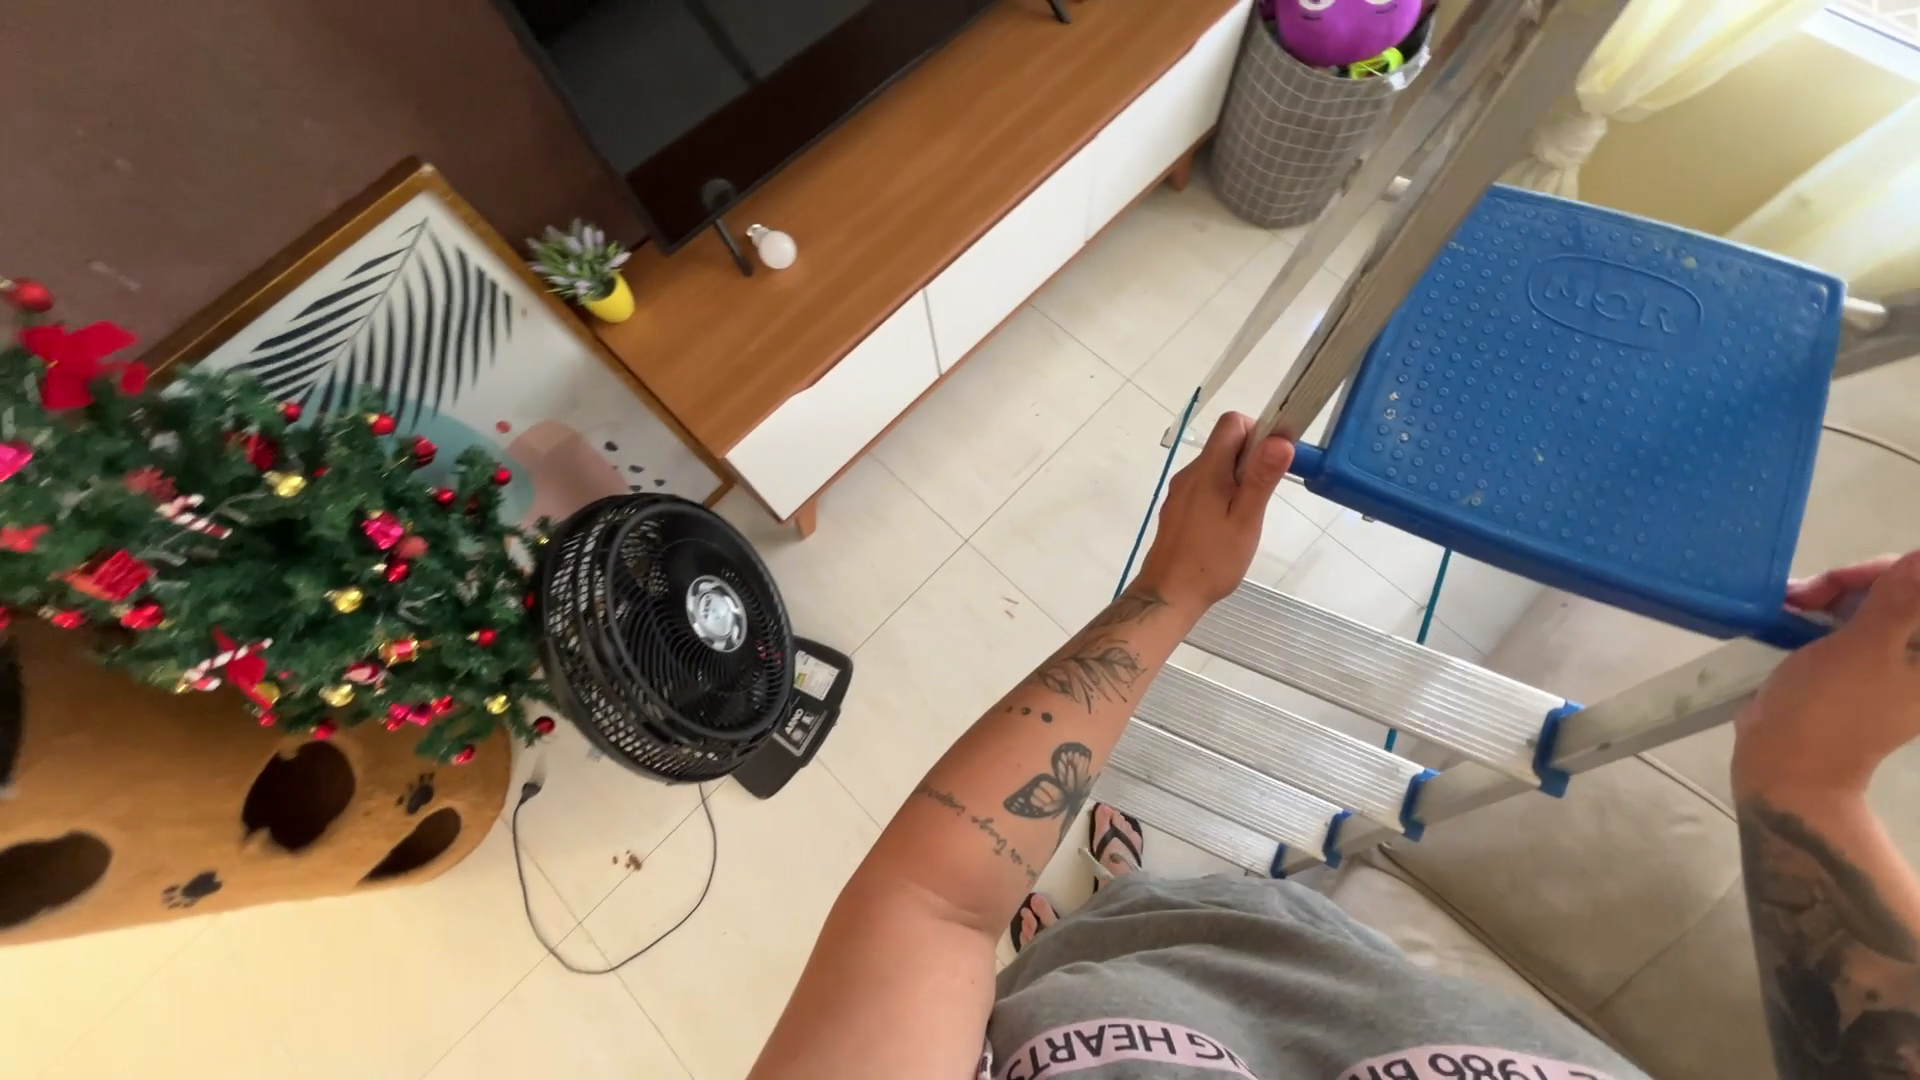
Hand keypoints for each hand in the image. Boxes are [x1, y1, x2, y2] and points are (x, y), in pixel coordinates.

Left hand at [1131, 412, 1294, 614]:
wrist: (1168, 594)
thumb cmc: (1212, 561)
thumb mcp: (1245, 520)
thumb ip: (1261, 478)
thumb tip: (1279, 438)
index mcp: (1206, 470)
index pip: (1232, 424)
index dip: (1258, 433)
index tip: (1272, 464)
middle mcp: (1189, 474)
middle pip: (1224, 444)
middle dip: (1251, 460)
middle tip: (1260, 498)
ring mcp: (1180, 492)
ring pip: (1215, 467)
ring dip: (1237, 480)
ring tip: (1245, 517)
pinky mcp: (1177, 509)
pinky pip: (1204, 487)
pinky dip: (1222, 495)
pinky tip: (1227, 526)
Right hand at [1733, 551, 1919, 796]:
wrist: (1791, 756)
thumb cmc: (1830, 705)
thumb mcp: (1862, 649)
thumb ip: (1899, 602)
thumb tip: (1919, 558)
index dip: (1890, 573)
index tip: (1841, 581)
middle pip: (1904, 591)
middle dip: (1855, 582)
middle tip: (1804, 595)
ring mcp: (1895, 658)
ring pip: (1873, 601)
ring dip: (1831, 595)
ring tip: (1789, 604)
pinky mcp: (1860, 662)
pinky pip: (1851, 620)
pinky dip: (1821, 611)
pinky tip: (1791, 614)